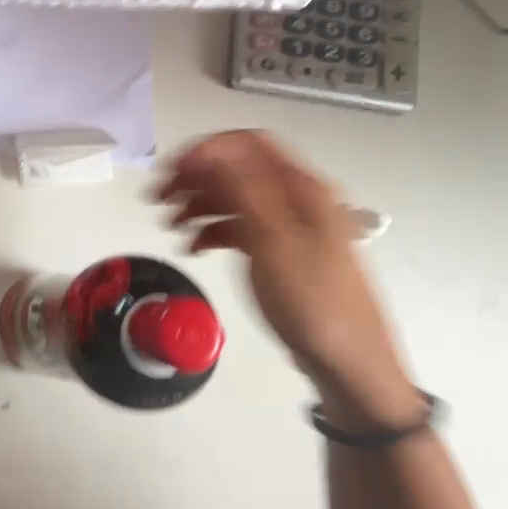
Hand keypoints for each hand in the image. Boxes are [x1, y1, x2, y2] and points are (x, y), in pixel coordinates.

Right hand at [159, 132, 418, 426]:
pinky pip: (238, 227)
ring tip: (169, 225)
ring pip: (233, 198)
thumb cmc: (314, 303)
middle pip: (236, 169)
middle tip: (158, 199)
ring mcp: (289, 226)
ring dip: (197, 205)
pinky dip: (211, 231)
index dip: (206, 150)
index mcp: (301, 189)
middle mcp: (296, 199)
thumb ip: (241, 190)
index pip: (248, 144)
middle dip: (193, 178)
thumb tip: (209, 151)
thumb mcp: (273, 242)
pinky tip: (194, 248)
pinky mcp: (280, 251)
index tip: (170, 172)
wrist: (349, 364)